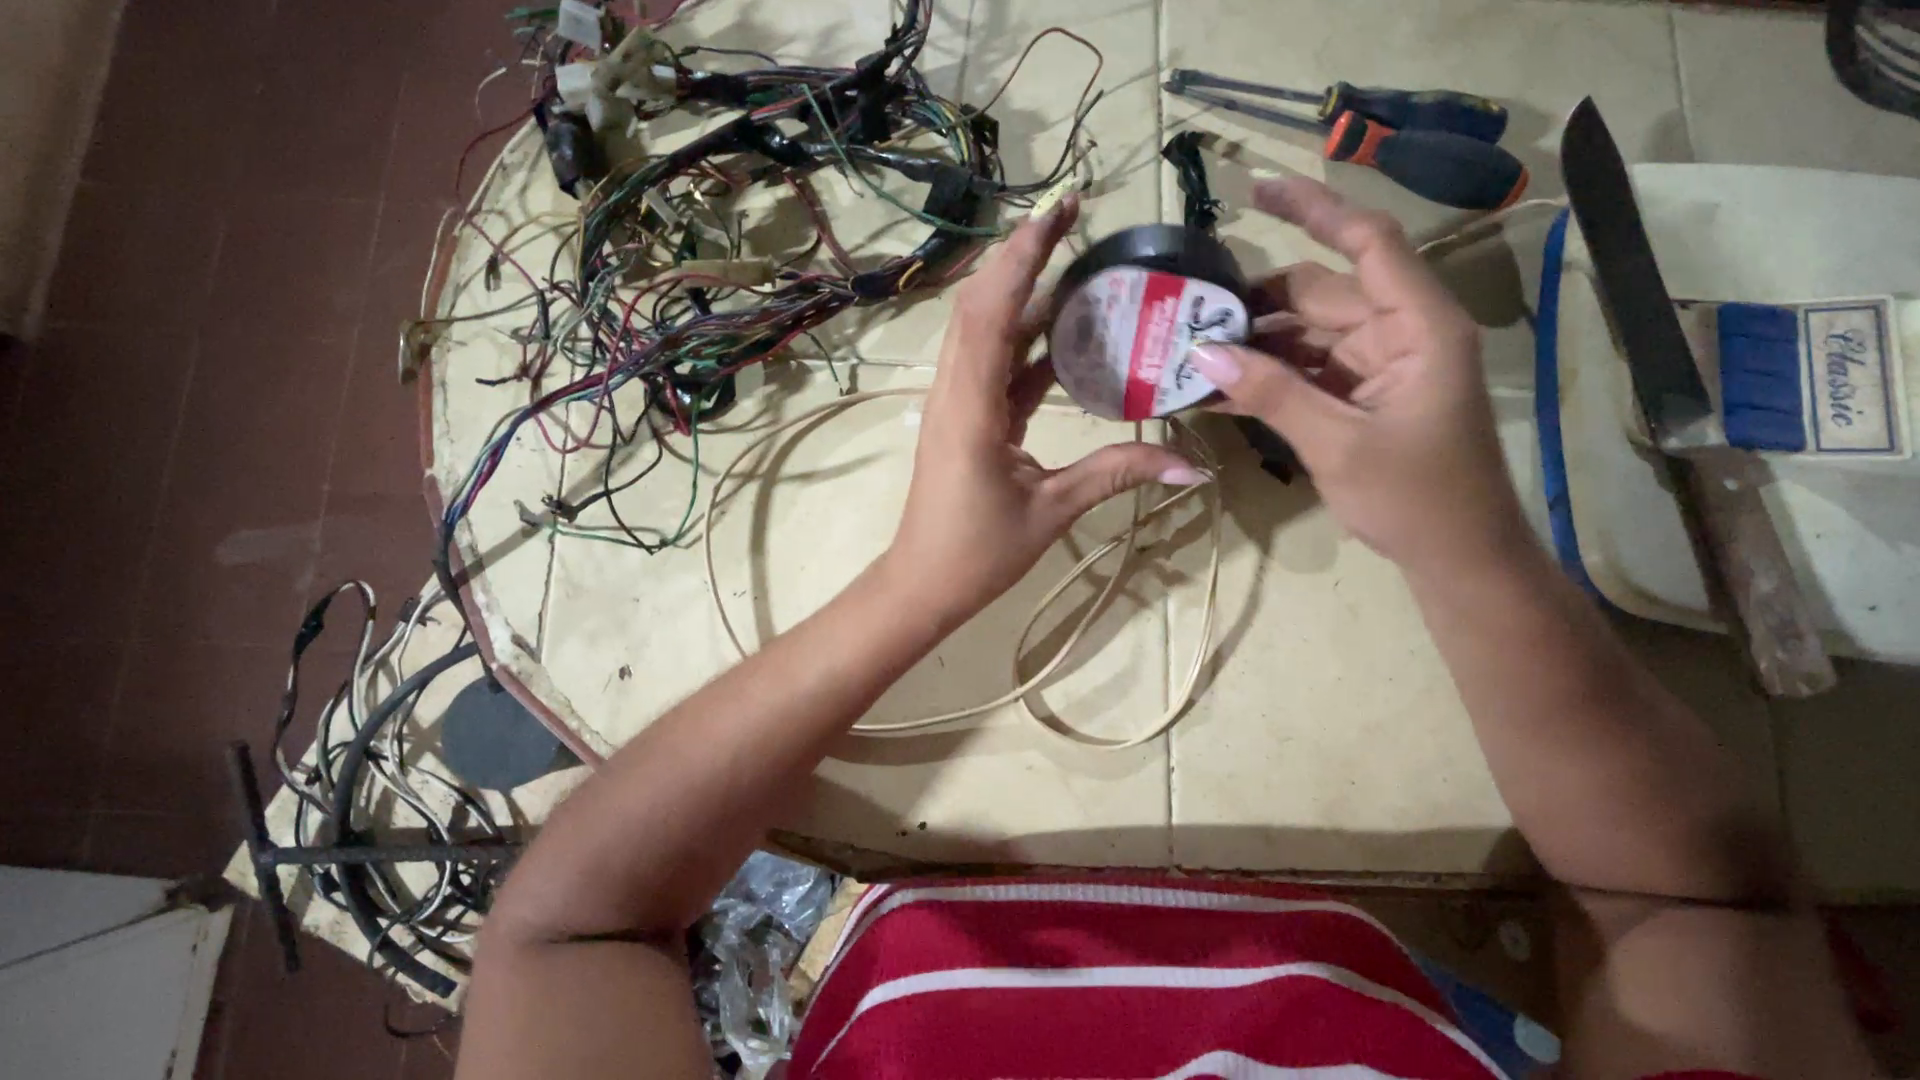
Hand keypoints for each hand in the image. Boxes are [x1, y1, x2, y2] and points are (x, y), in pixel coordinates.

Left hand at [881, 195, 1202, 623]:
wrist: (923, 583)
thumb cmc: (978, 552)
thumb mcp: (1052, 511)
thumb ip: (1117, 474)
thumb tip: (1192, 466)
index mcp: (970, 407)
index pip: (992, 312)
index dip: (1024, 258)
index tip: (1059, 212)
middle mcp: (955, 390)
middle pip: (980, 304)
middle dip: (1022, 254)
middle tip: (1071, 215)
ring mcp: (956, 400)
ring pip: (983, 328)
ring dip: (1021, 288)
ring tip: (1072, 257)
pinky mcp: (966, 415)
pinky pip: (994, 362)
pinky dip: (1025, 337)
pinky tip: (1065, 327)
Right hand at [1186, 176, 1530, 578]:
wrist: (1459, 557)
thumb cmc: (1418, 498)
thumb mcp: (1338, 446)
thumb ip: (1271, 394)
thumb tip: (1200, 353)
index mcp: (1420, 327)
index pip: (1367, 243)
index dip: (1313, 209)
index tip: (1254, 190)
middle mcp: (1400, 333)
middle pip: (1322, 292)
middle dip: (1257, 300)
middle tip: (1187, 310)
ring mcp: (1380, 365)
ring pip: (1307, 333)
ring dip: (1255, 342)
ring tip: (1191, 352)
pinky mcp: (1362, 395)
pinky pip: (1307, 370)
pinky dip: (1268, 375)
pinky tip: (1218, 385)